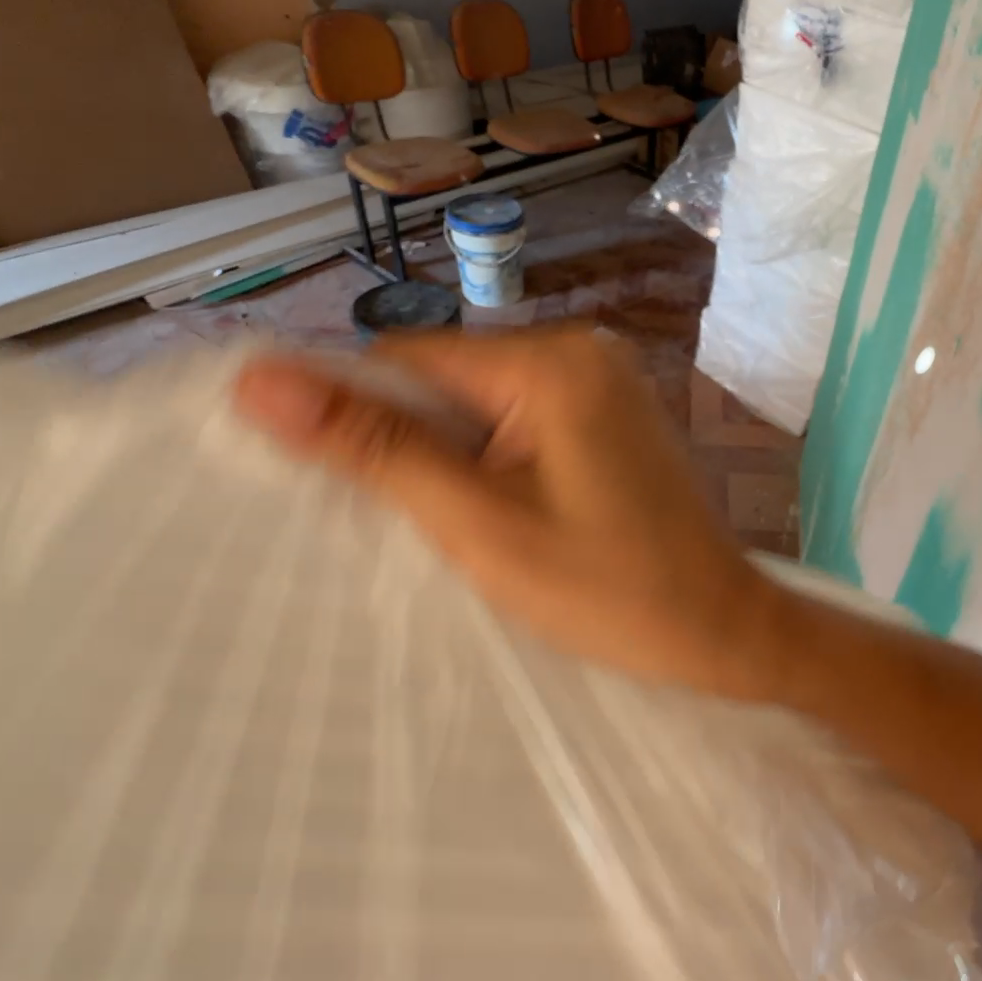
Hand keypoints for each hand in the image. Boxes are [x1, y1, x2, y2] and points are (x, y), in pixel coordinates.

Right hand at [232, 329, 783, 696]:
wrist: (722, 630)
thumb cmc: (608, 591)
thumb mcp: (479, 525)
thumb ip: (376, 449)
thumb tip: (259, 378)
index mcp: (552, 362)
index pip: (408, 360)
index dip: (359, 415)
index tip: (344, 488)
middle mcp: (582, 350)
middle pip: (449, 380)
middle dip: (415, 445)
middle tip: (417, 522)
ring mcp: (606, 382)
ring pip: (483, 405)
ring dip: (454, 460)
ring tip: (464, 528)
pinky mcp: (615, 417)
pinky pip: (526, 423)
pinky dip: (497, 463)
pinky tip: (502, 515)